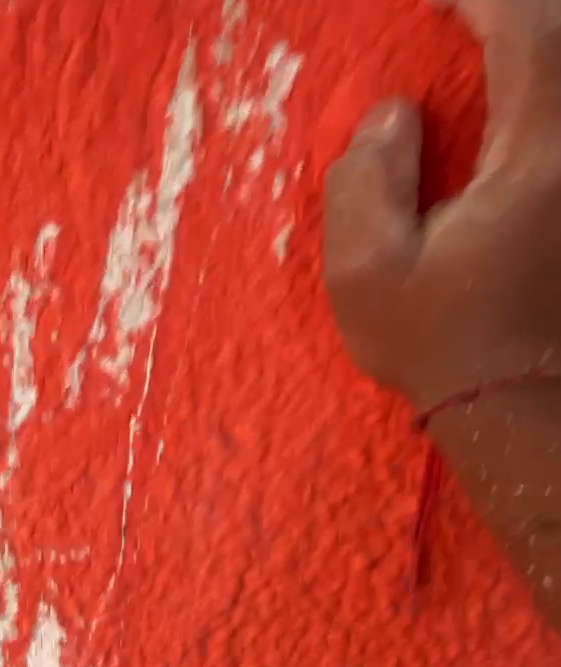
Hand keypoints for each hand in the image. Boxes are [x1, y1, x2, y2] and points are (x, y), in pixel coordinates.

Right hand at [324, 0, 560, 409]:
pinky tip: (516, 98)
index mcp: (538, 158)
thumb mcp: (364, 272)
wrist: (517, 390)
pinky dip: (540, 90)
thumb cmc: (431, 335)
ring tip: (495, 47)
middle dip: (524, 18)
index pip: (533, 36)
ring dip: (537, 56)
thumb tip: (392, 113)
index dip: (488, 1)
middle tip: (473, 17)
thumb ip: (366, 185)